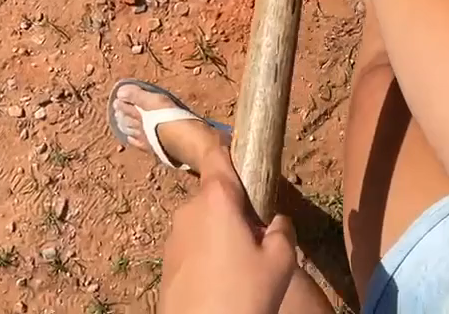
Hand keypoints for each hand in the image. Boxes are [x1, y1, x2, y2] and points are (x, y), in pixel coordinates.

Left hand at [160, 167, 297, 313]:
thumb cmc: (242, 297)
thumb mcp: (281, 261)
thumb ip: (283, 229)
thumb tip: (276, 222)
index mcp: (216, 197)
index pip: (219, 154)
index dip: (232, 151)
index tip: (247, 159)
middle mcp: (189, 209)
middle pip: (215, 194)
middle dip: (234, 209)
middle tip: (255, 238)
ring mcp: (173, 236)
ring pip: (204, 222)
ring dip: (219, 234)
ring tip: (239, 268)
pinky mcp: (165, 263)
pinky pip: (192, 246)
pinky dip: (205, 255)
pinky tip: (220, 283)